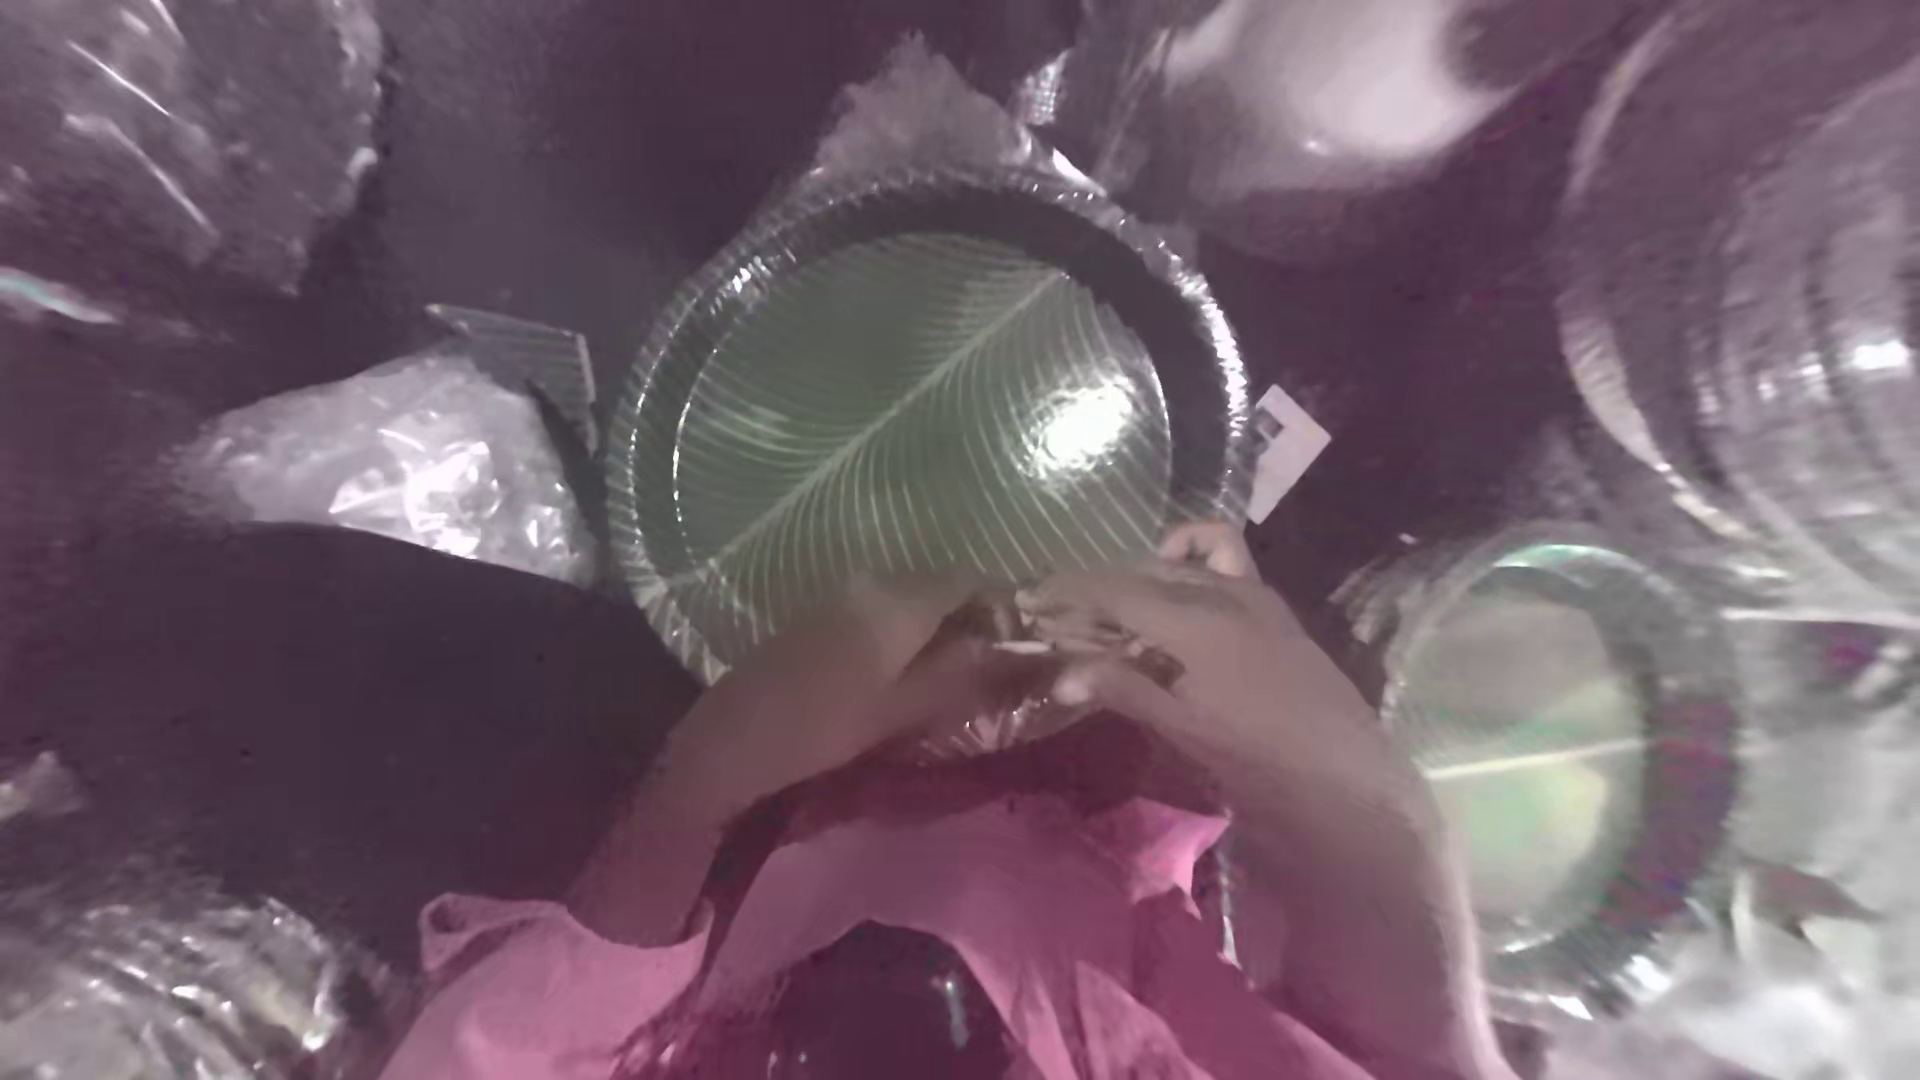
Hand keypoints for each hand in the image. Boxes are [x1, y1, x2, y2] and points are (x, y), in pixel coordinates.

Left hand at [650, 574, 991, 818]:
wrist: (733, 736)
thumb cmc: (825, 724)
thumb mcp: (904, 707)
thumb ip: (962, 674)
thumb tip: (1009, 651)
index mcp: (899, 600)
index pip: (970, 579)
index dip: (1000, 604)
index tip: (1016, 640)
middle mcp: (874, 580)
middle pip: (941, 582)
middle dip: (972, 614)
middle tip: (989, 659)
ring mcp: (844, 591)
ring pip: (912, 594)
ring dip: (939, 621)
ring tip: (952, 666)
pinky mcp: (824, 608)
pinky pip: (883, 604)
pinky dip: (907, 625)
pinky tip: (905, 663)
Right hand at [1029, 524, 1509, 1079]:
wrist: (1349, 780)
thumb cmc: (1259, 760)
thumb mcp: (1181, 726)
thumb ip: (1121, 687)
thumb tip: (1063, 670)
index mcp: (1195, 622)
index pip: (1114, 590)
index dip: (1067, 591)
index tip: (1030, 597)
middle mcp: (1221, 592)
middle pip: (1137, 573)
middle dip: (1092, 589)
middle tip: (1061, 618)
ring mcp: (1251, 591)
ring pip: (1174, 561)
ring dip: (1134, 576)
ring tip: (1111, 608)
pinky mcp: (1269, 602)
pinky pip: (1223, 556)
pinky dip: (1188, 556)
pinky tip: (1174, 585)